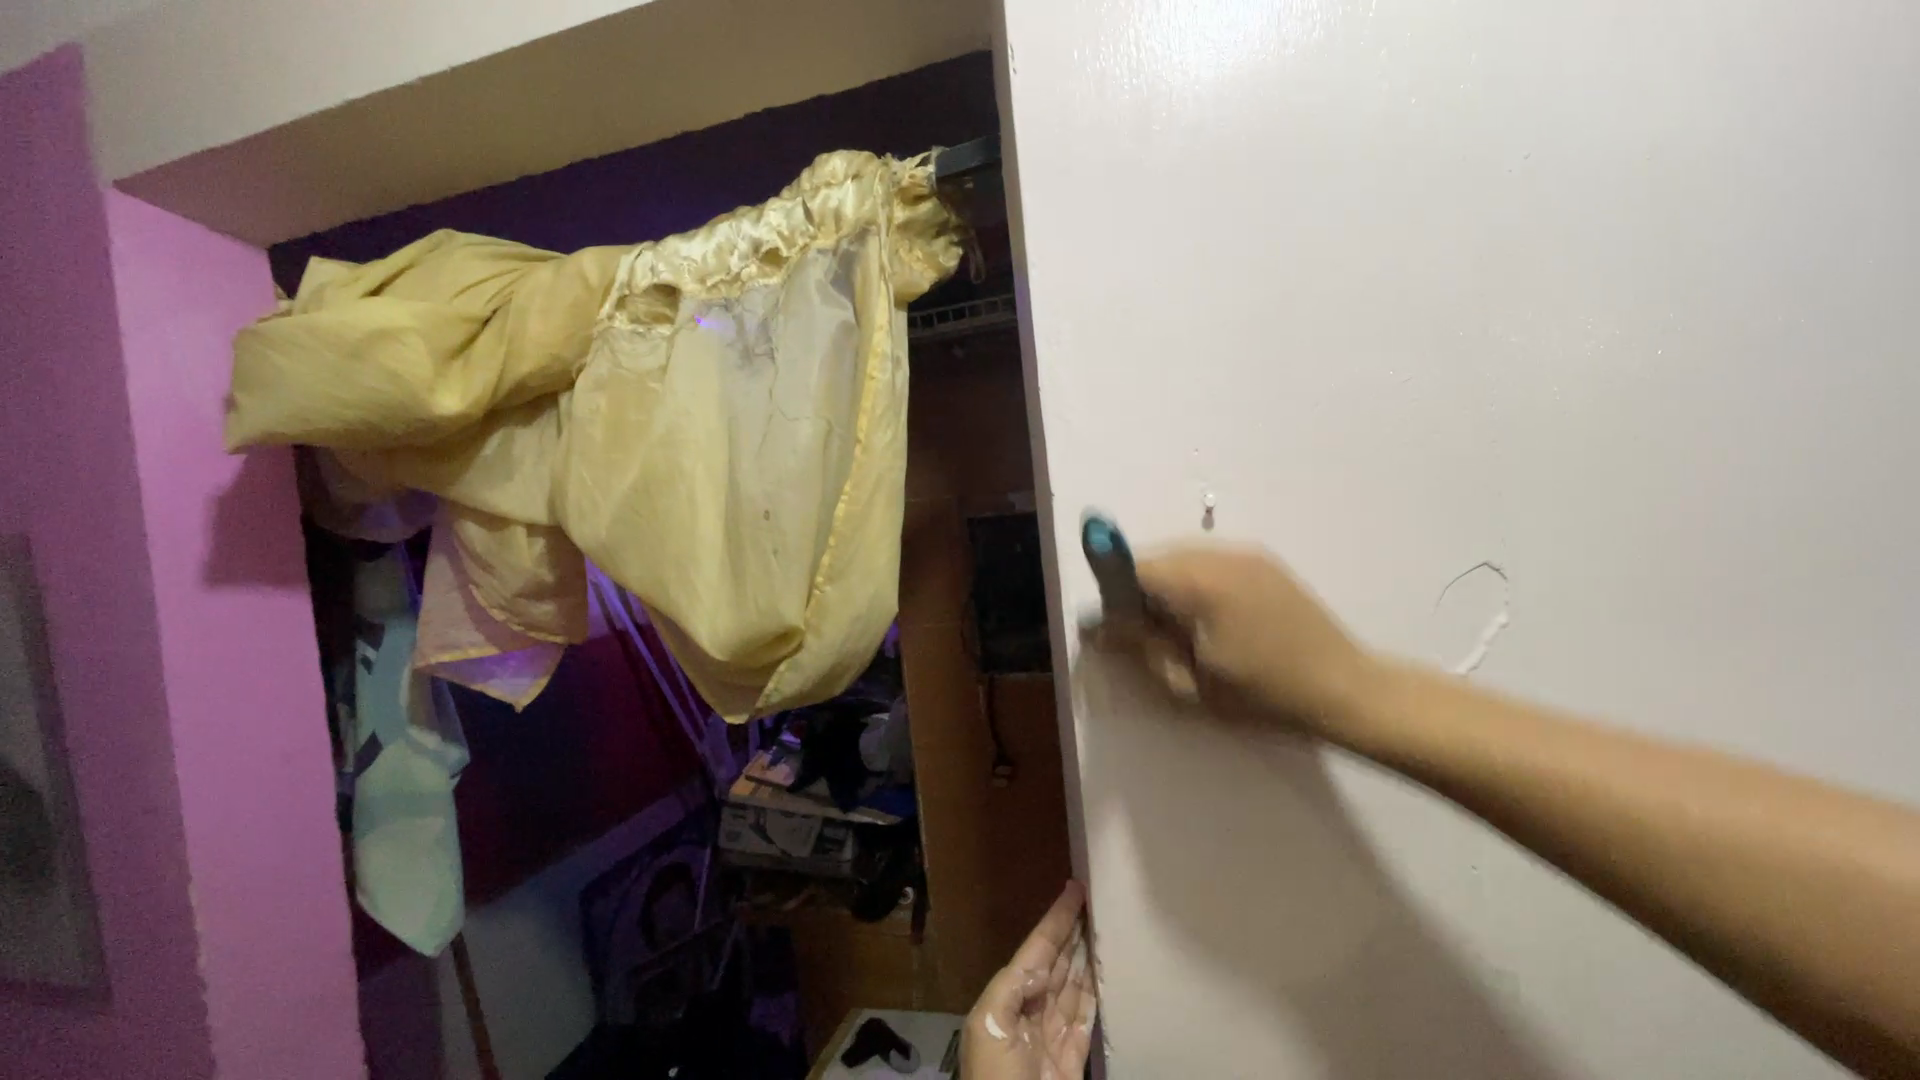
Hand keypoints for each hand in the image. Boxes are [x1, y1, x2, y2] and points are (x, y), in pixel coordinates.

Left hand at [962, 881, 1095, 1079]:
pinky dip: (1095, 997)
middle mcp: (1029, 1013)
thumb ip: (1013, 987)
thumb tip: (1043, 964)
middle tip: (1096, 902)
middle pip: (1056, 965)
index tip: (1074, 890)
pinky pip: (1085, 1022)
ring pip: (1073, 989)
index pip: (1035, 951)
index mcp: (1005, 1000)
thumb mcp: (988, 1025)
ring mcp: (1051, 1038)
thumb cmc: (993, 1079)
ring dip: (1086, 959)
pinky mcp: (1071, 1063)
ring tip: (1104, 928)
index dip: (1054, 920)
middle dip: (1072, 933)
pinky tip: (1105, 976)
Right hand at [1128, 544, 1377, 735]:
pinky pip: (1210, 561)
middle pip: (1157, 557)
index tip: (1114, 628)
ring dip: (1167, 585)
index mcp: (1201, 584)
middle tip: (1145, 635)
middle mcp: (1221, 555)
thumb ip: (1141, 648)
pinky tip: (1209, 617)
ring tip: (1179, 629)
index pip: (1133, 568)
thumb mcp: (1191, 684)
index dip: (1113, 594)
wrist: (1345, 689)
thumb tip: (1098, 627)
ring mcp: (1247, 554)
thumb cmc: (1263, 695)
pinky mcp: (1265, 562)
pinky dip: (1194, 581)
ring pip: (1183, 557)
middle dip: (1139, 589)